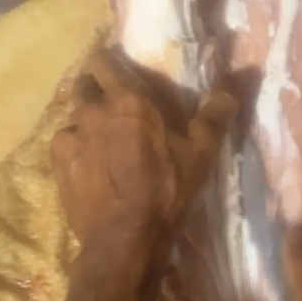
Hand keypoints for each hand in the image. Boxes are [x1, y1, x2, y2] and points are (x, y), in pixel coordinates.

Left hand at [52, 48, 234, 271]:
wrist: (125, 241)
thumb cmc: (167, 188)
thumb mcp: (201, 148)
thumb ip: (218, 107)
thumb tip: (245, 71)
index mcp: (127, 98)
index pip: (103, 59)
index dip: (111, 63)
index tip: (123, 72)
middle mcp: (93, 110)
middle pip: (84, 83)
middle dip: (96, 88)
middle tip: (116, 105)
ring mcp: (71, 137)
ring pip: (73, 115)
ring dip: (86, 121)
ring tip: (101, 138)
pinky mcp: (56, 165)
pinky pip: (64, 143)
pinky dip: (75, 147)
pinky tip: (89, 164)